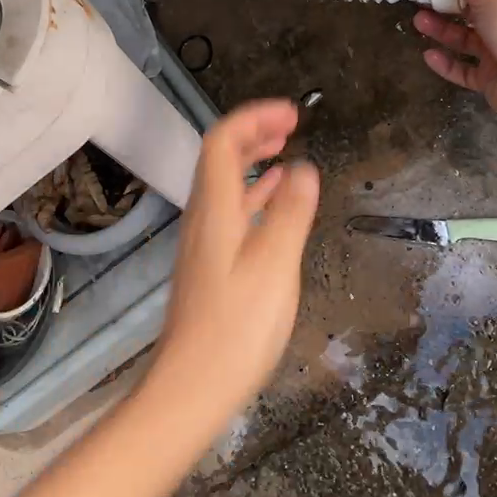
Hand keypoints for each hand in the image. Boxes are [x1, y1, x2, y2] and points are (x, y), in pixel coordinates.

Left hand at [146, 100, 319, 423]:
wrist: (192, 384)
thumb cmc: (236, 327)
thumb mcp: (274, 268)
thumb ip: (289, 215)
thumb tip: (304, 167)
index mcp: (215, 208)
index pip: (222, 141)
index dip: (254, 118)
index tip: (291, 112)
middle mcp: (203, 215)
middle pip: (220, 156)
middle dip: (254, 132)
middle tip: (292, 124)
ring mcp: (204, 238)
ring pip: (225, 182)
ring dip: (254, 159)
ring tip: (287, 149)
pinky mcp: (210, 261)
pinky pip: (231, 209)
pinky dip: (254, 193)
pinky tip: (275, 200)